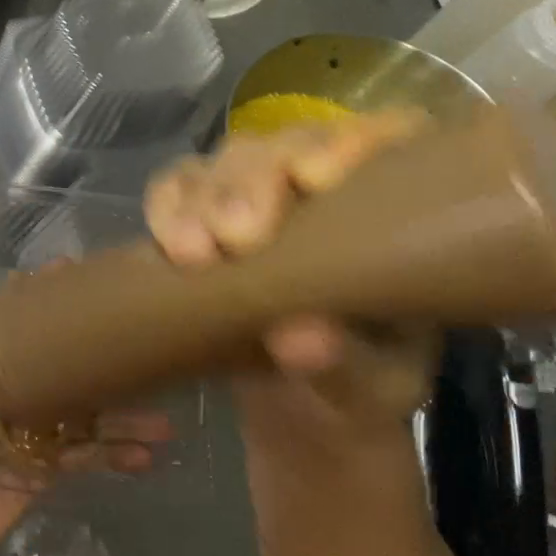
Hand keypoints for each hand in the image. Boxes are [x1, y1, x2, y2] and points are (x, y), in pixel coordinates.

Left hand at [0, 314, 173, 555]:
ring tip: (164, 423)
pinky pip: (86, 456)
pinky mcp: (47, 469)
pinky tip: (146, 458)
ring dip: (122, 419)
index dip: (42, 304)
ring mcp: (34, 433)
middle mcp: (13, 399)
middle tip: (147, 354)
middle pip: (64, 374)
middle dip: (102, 367)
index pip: (17, 334)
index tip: (75, 274)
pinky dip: (114, 456)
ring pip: (85, 417)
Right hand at [143, 110, 440, 444]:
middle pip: (286, 145)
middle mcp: (322, 192)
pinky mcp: (201, 222)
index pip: (387, 142)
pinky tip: (165, 247)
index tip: (318, 180)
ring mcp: (257, 202)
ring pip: (224, 163)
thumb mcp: (370, 392)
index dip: (354, 139)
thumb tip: (298, 339)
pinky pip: (176, 190)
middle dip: (253, 181)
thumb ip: (343, 366)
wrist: (299, 415)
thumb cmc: (357, 394)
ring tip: (192, 255)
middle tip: (238, 240)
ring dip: (201, 199)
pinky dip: (166, 208)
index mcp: (391, 215)